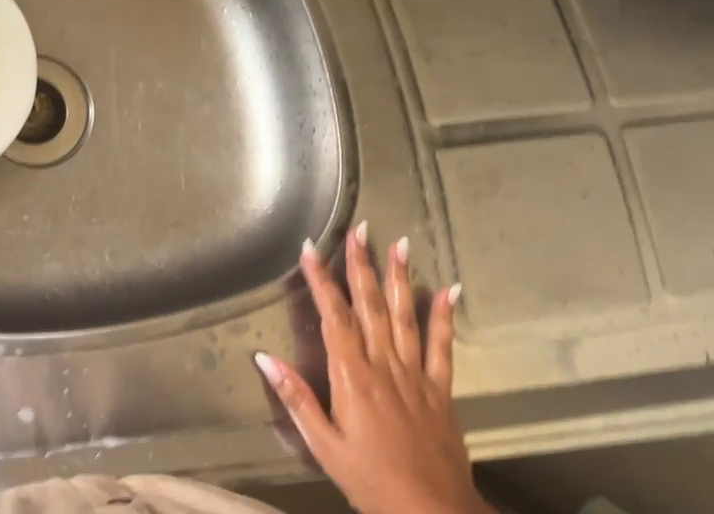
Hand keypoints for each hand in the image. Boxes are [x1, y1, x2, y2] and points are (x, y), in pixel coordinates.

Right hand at [254, 224, 486, 513]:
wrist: (434, 513)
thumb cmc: (370, 480)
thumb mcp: (323, 445)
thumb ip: (296, 398)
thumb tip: (264, 357)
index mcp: (352, 377)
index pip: (334, 317)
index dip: (322, 280)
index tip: (310, 248)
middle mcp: (384, 366)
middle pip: (371, 306)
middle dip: (363, 265)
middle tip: (361, 228)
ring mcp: (416, 375)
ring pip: (405, 316)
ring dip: (401, 278)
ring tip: (401, 243)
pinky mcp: (441, 390)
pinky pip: (442, 347)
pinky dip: (444, 317)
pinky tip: (449, 290)